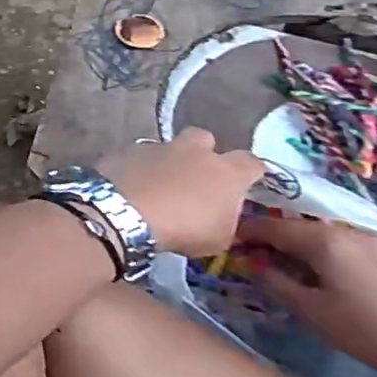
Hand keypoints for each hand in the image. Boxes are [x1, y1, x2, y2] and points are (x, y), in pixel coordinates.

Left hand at [93, 128, 259, 255]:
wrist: (127, 213)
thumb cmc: (184, 228)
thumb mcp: (219, 238)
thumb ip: (226, 220)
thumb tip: (222, 214)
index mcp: (226, 171)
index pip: (250, 162)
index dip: (249, 170)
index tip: (246, 181)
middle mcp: (192, 151)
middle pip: (203, 138)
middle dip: (202, 150)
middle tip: (195, 172)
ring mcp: (156, 146)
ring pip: (166, 145)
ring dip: (166, 159)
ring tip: (158, 181)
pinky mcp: (125, 149)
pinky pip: (136, 155)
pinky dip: (137, 165)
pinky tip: (132, 182)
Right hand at [235, 216, 376, 376]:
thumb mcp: (316, 315)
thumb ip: (277, 284)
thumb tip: (255, 265)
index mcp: (322, 239)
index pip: (267, 225)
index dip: (242, 232)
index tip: (226, 243)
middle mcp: (351, 230)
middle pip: (301, 228)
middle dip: (277, 240)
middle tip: (262, 261)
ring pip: (332, 238)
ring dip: (310, 250)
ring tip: (304, 274)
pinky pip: (361, 250)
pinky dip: (341, 259)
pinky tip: (348, 284)